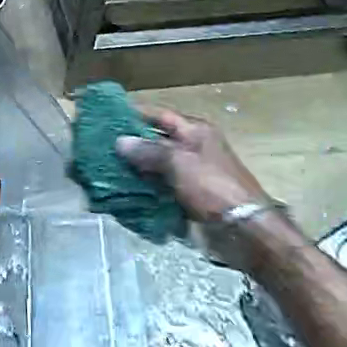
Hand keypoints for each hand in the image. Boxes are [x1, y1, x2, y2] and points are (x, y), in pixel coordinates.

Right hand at [114, 106, 269, 221]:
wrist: (245, 232)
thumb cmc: (212, 186)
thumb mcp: (178, 161)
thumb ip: (147, 150)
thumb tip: (120, 141)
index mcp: (195, 131)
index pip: (159, 115)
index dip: (134, 114)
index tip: (107, 116)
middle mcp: (193, 149)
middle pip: (155, 141)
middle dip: (131, 145)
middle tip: (101, 146)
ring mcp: (191, 175)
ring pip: (155, 167)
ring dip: (135, 170)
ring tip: (106, 169)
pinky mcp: (189, 198)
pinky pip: (160, 189)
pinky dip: (144, 190)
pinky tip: (123, 192)